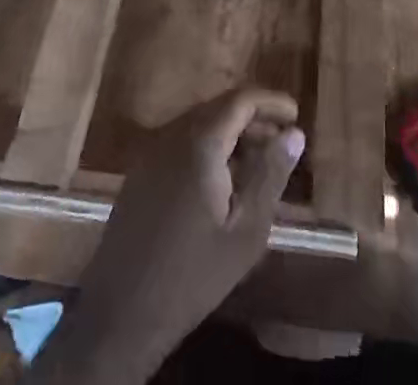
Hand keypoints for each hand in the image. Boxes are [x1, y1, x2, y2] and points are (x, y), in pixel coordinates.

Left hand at [25, 89, 306, 384]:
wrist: (121, 316)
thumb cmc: (193, 274)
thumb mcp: (247, 229)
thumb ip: (271, 174)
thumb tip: (294, 134)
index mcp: (199, 144)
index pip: (240, 100)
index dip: (271, 102)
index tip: (296, 116)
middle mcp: (171, 137)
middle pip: (218, 108)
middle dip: (254, 118)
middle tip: (282, 141)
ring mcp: (149, 155)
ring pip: (198, 124)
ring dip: (231, 132)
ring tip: (259, 161)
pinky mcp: (138, 175)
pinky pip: (180, 143)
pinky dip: (208, 146)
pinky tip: (223, 179)